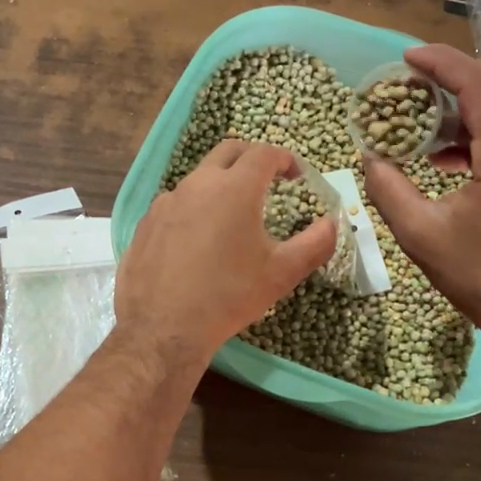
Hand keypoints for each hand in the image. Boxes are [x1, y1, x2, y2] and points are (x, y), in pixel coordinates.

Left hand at [117, 141, 338, 365]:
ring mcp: (166, 202)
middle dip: (252, 157)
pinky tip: (198, 239)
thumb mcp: (281, 273)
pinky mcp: (146, 223)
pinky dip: (194, 208)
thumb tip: (334, 224)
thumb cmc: (228, 296)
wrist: (163, 327)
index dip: (284, 158)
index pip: (264, 153)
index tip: (295, 174)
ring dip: (220, 184)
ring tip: (233, 214)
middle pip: (228, 152)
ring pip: (198, 178)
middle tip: (267, 178)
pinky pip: (175, 204)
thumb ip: (315, 243)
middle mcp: (197, 184)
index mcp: (234, 188)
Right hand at [362, 45, 480, 358]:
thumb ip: (390, 190)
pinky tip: (453, 160)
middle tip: (413, 82)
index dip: (442, 63)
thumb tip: (370, 159)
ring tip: (426, 124)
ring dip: (470, 107)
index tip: (407, 58)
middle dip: (456, 77)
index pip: (480, 84)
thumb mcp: (424, 236)